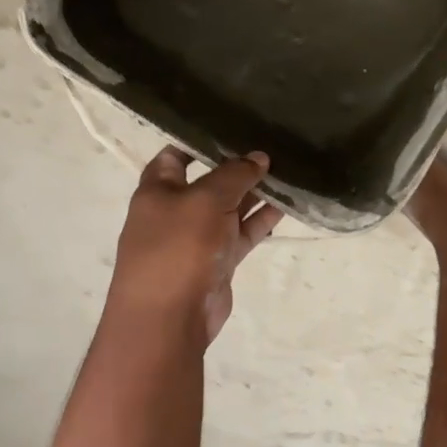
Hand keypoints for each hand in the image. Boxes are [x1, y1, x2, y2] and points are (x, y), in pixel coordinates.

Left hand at [107, 146, 281, 343]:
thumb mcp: (206, 199)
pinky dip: (262, 218)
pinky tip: (288, 203)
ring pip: (230, 206)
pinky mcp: (218, 260)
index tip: (233, 124)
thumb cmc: (177, 249)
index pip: (175, 156)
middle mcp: (175, 212)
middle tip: (273, 142)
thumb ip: (235, 174)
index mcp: (157, 192)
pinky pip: (243, 232)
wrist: (168, 321)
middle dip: (238, 164)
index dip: (199, 140)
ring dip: (256, 191)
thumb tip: (259, 157)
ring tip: (288, 167)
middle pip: (209, 180)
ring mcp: (197, 238)